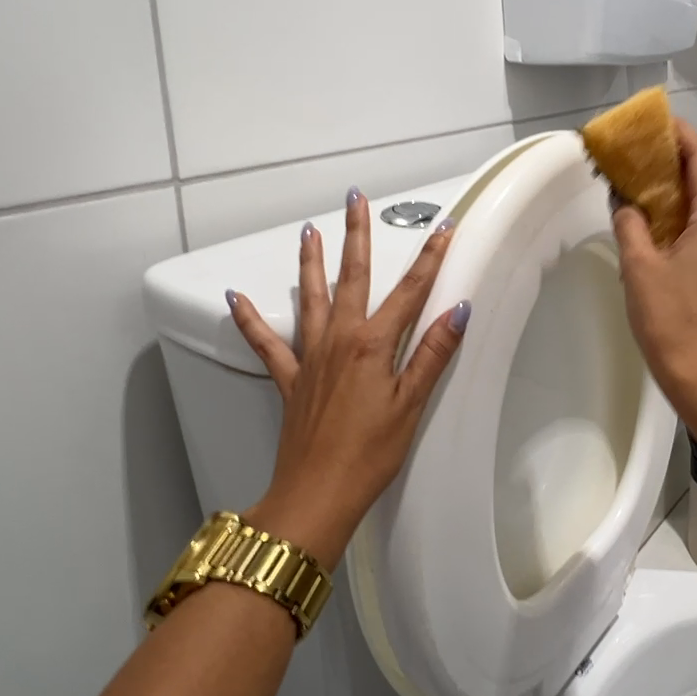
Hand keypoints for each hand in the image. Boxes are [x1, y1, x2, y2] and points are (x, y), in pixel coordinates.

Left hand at [225, 188, 470, 563]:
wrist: (316, 495)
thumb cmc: (369, 455)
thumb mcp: (412, 404)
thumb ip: (432, 354)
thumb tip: (458, 310)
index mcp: (373, 345)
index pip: (410, 291)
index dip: (430, 258)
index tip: (444, 229)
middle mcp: (339, 341)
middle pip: (353, 277)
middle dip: (357, 235)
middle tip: (356, 200)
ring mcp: (311, 357)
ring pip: (311, 297)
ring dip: (311, 262)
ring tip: (310, 231)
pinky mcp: (291, 379)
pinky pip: (267, 343)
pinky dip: (252, 320)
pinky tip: (238, 298)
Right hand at [612, 119, 696, 401]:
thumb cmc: (669, 316)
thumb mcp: (639, 265)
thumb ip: (629, 222)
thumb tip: (624, 201)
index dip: (678, 132)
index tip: (651, 121)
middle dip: (672, 153)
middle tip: (636, 145)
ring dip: (672, 181)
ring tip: (635, 172)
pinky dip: (674, 208)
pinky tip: (646, 212)